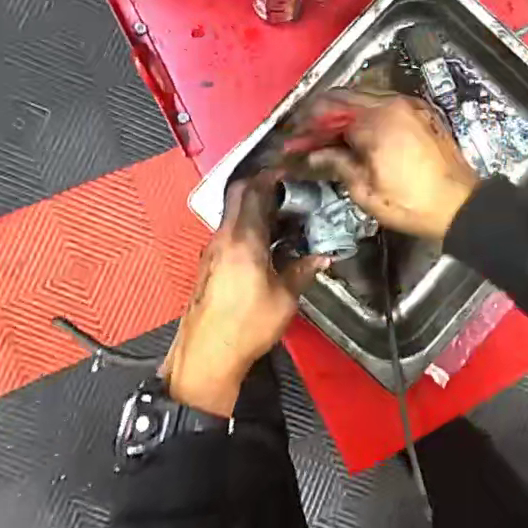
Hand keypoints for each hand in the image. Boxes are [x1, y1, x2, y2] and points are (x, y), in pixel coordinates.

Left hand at [162, 175, 326, 416]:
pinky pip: (229, 233)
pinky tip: (267, 242)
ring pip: (233, 214)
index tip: (289, 170)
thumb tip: (321, 256)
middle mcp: (223, 238)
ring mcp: (212, 251)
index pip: (252, 190)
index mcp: (242, 238)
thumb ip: (302, 270)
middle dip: (261, 185)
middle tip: (287, 187)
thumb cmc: (246, 326)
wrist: (206, 356)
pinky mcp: (209, 265)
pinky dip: (248, 227)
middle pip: (237, 195)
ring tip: (284, 215)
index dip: (271, 175)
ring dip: (255, 208)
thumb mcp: (285, 298)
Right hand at [288, 89, 479, 240]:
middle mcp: (392, 105)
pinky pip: (385, 103)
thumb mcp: (365, 190)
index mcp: (375, 121)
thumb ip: (336, 163)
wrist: (460, 205)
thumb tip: (313, 155)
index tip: (294, 141)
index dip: (307, 129)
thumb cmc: (412, 203)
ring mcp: (410, 106)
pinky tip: (358, 132)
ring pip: (365, 97)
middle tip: (307, 135)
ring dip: (343, 111)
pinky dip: (366, 113)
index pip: (328, 113)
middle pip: (344, 97)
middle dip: (321, 115)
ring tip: (329, 134)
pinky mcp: (422, 113)